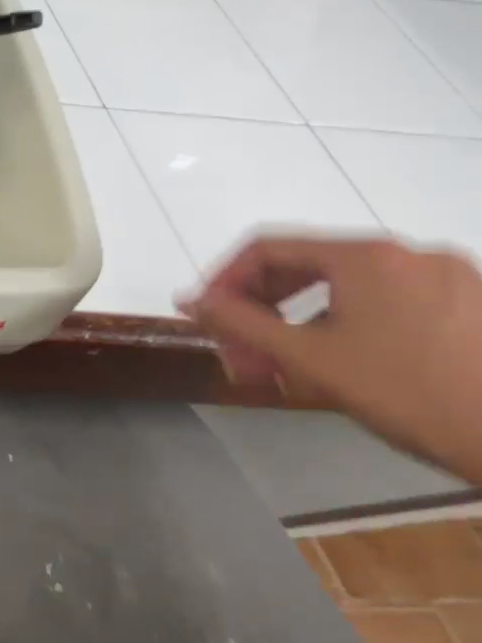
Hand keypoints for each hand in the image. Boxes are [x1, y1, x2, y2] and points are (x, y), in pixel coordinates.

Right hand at [183, 236, 481, 482]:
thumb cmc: (411, 394)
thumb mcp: (308, 359)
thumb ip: (238, 322)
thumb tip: (190, 299)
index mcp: (367, 256)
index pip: (268, 248)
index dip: (224, 278)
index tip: (207, 314)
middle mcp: (412, 255)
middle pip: (309, 266)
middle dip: (263, 308)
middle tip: (241, 350)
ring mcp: (456, 280)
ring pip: (351, 289)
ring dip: (304, 321)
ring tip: (289, 366)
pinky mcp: (480, 309)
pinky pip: (393, 303)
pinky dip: (352, 325)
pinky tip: (347, 364)